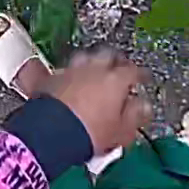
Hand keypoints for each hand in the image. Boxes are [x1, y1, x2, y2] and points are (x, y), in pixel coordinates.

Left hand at [31, 52, 151, 153]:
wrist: (53, 132)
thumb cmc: (92, 134)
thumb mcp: (123, 130)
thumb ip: (135, 114)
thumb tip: (143, 105)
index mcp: (114, 81)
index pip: (132, 71)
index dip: (139, 74)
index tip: (142, 77)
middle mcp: (90, 69)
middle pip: (106, 55)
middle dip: (115, 60)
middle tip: (119, 68)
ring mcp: (66, 71)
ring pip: (81, 57)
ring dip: (88, 62)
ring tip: (91, 69)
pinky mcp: (45, 77)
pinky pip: (47, 67)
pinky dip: (50, 69)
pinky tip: (47, 69)